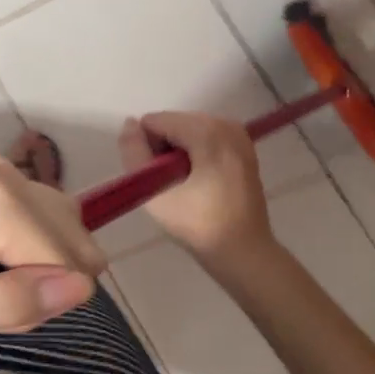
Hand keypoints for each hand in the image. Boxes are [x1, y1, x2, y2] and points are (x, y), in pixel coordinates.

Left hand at [0, 157, 105, 359]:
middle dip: (41, 287)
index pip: (62, 259)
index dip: (36, 302)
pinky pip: (54, 228)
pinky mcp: (2, 182)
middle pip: (71, 245)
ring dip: (41, 275)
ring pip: (68, 237)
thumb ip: (2, 303)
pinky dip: (35, 260)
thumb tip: (80, 285)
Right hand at [119, 112, 275, 265]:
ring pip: (188, 127)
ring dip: (176, 148)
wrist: (244, 252)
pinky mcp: (244, 149)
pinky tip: (195, 174)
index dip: (147, 147)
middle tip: (166, 179)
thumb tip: (130, 123)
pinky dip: (193, 149)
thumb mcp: (153, 192)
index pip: (157, 121)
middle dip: (162, 144)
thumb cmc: (197, 224)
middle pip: (174, 121)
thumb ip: (135, 154)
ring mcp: (239, 137)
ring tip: (179, 178)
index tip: (156, 176)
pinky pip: (205, 135)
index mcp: (208, 135)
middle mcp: (227, 127)